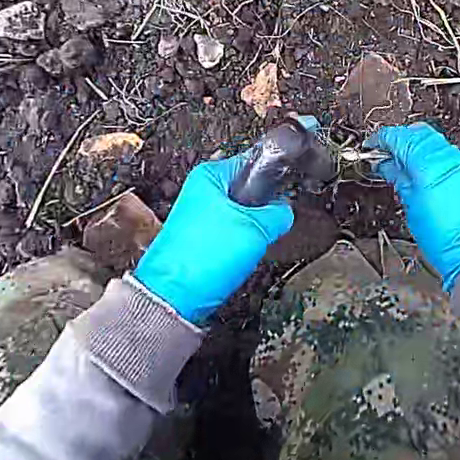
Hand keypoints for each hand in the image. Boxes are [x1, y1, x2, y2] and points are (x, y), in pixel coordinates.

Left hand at [134, 154, 293, 322]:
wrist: (172, 298)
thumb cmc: (203, 257)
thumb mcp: (256, 228)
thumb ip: (278, 213)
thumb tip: (285, 210)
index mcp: (210, 175)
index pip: (253, 161)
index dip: (274, 175)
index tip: (287, 187)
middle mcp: (201, 190)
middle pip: (249, 191)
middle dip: (262, 209)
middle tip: (266, 224)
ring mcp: (199, 215)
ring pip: (242, 215)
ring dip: (252, 229)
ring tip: (248, 244)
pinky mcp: (199, 238)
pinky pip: (231, 234)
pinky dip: (239, 244)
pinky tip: (237, 257)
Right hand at [366, 122, 459, 289]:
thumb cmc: (447, 238)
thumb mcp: (412, 208)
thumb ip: (399, 180)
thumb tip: (387, 165)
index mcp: (427, 164)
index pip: (400, 137)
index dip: (382, 140)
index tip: (373, 147)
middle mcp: (449, 158)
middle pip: (419, 133)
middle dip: (401, 141)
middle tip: (388, 158)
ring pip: (437, 144)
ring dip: (420, 151)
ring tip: (408, 172)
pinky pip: (452, 158)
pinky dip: (437, 162)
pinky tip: (430, 179)